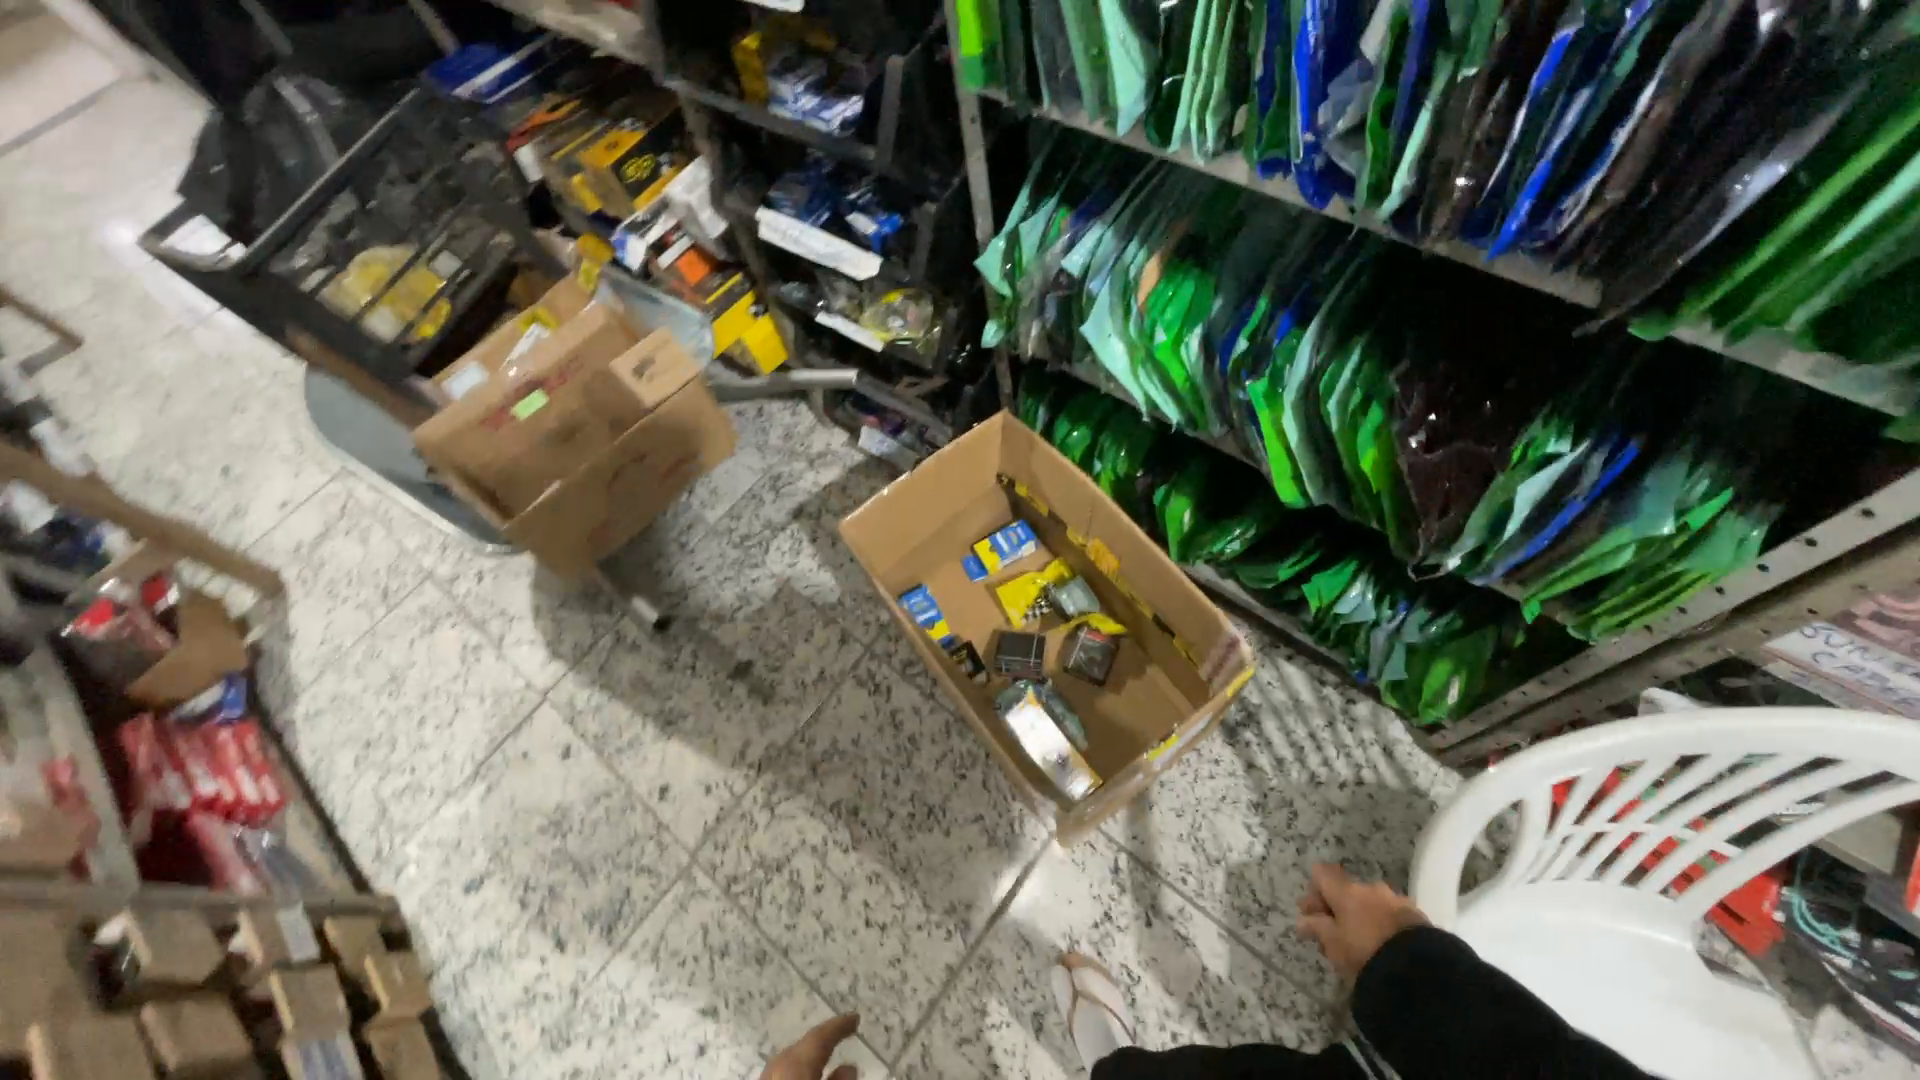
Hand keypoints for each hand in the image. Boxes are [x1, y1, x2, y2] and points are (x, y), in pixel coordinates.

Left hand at [762, 1013, 860, 1079]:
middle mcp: (776, 1064)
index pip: (820, 1035)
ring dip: (807, 1058)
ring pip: (789, 1060)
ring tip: (824, 1058)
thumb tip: (849, 1068)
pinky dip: (795, 1070)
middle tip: (840, 1035)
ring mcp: (764, 1076)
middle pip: (802, 1046)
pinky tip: (803, 1077)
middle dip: (821, 1040)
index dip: (839, 1025)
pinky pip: (781, 1072)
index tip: (855, 1017)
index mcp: (794, 1061)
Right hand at [1295, 863, 1428, 982]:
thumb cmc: (1366, 952)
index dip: (1313, 891)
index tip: (1311, 913)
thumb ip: (1316, 928)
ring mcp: (1396, 900)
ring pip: (1369, 903)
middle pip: (1346, 890)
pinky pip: (1390, 914)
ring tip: (1360, 943)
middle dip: (1337, 908)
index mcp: (1346, 890)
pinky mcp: (1417, 916)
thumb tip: (1303, 920)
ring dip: (1361, 916)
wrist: (1420, 970)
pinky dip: (1382, 924)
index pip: (1321, 873)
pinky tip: (1383, 945)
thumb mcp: (1333, 944)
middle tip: (1332, 934)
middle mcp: (1370, 888)